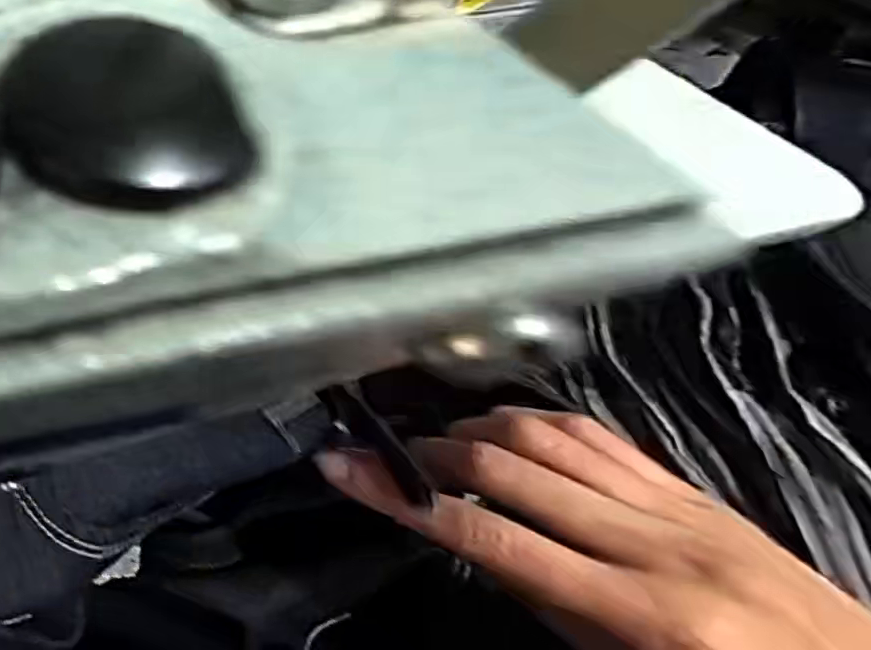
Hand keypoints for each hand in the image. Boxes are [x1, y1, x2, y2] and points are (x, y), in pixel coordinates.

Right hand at [315, 407, 870, 649]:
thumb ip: (543, 595)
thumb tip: (462, 528)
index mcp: (646, 614)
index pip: (485, 533)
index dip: (399, 499)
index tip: (341, 469)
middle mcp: (659, 547)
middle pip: (502, 464)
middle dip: (426, 452)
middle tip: (389, 456)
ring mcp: (681, 508)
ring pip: (540, 431)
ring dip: (471, 426)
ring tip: (445, 442)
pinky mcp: (693, 488)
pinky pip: (592, 430)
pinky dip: (529, 419)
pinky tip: (503, 428)